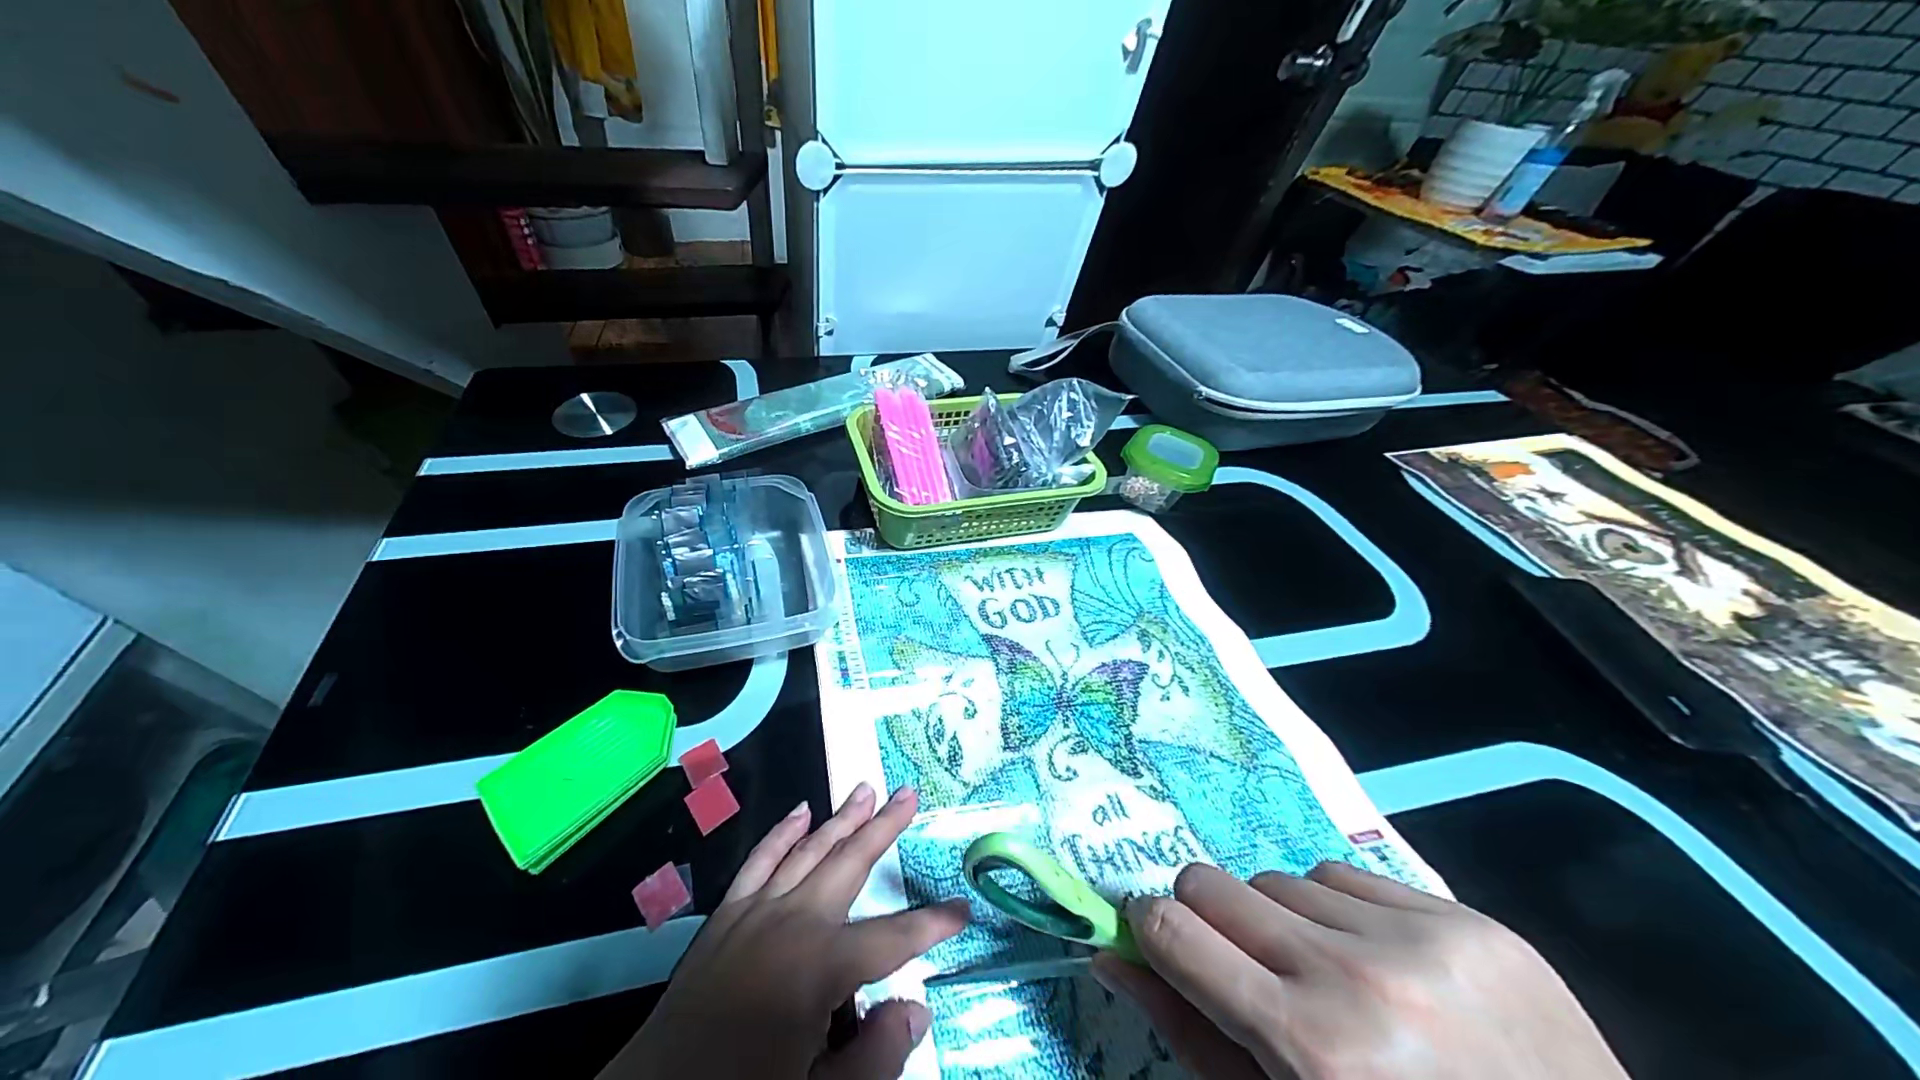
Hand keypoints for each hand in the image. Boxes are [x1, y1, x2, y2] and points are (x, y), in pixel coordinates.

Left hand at [599, 783, 968, 1079]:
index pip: (894, 938)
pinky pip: (759, 861)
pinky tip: (799, 813)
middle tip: (909, 794)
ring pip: (808, 851)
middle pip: (849, 863)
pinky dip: (781, 834)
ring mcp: (755, 913)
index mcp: (820, 966)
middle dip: (883, 828)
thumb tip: (917, 1008)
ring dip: (840, 819)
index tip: (963, 910)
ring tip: (865, 790)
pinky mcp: (725, 917)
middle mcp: (792, 923)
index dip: (933, 925)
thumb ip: (875, 1055)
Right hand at [1091, 862, 1627, 1079]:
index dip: (1150, 930)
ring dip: (1280, 921)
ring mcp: (1423, 939)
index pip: (1172, 930)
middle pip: (1212, 884)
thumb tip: (1114, 960)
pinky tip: (1382, 965)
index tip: (1160, 943)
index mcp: (1310, 1048)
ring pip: (1278, 879)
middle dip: (1208, 920)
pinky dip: (1339, 912)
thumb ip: (1191, 1038)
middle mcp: (1358, 976)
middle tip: (1243, 969)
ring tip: (1328, 979)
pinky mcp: (1471, 919)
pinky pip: (1345, 874)